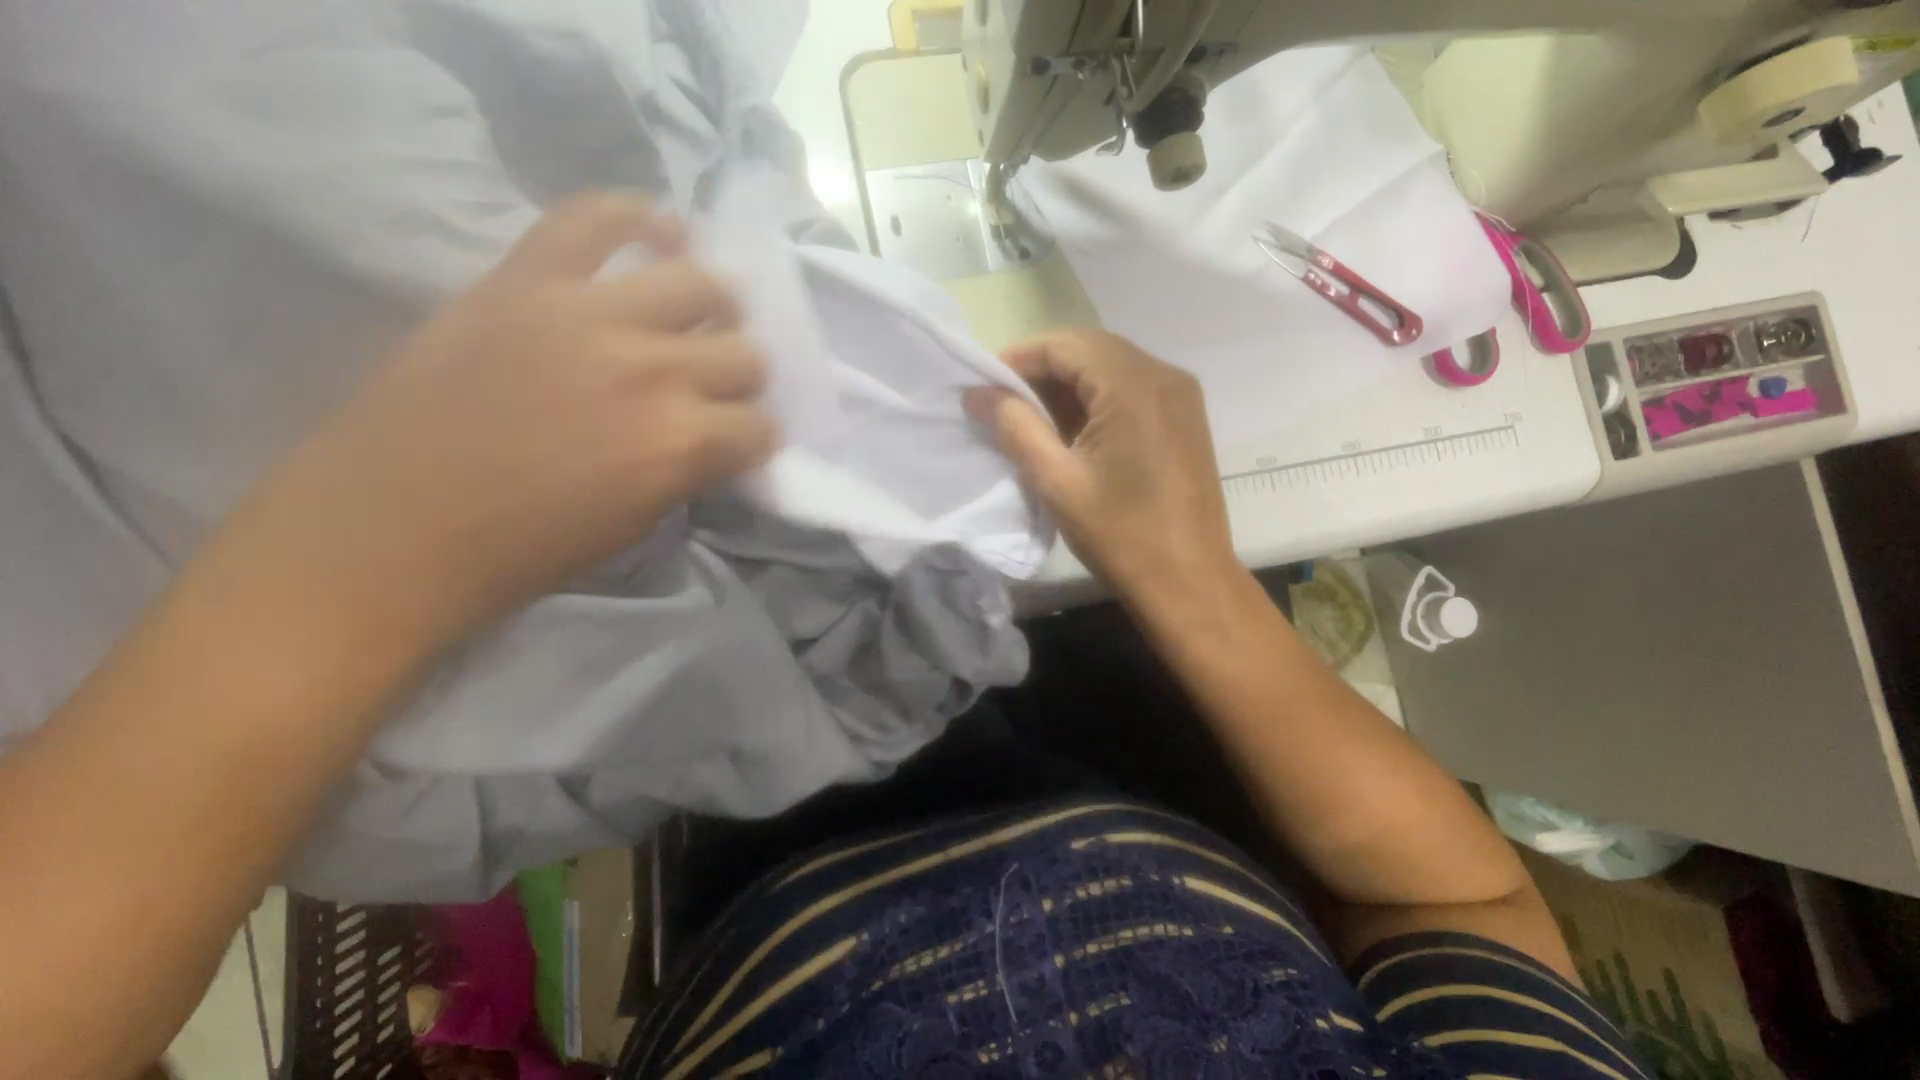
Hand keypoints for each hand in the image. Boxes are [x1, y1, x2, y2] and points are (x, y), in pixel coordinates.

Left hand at [219, 194, 776, 649]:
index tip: (739, 443)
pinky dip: (639, 218)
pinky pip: (597, 217)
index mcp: (679, 445)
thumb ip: (686, 472)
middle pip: (742, 354)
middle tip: (713, 389)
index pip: (760, 426)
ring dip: (713, 309)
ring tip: (699, 318)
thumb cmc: (517, 551)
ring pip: (699, 283)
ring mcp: (590, 313)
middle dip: (739, 379)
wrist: (391, 527)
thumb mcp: (633, 526)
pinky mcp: (528, 279)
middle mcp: (653, 370)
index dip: (755, 439)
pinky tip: (661, 234)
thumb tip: (710, 438)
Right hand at [964, 328, 1243, 613]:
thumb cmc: (1120, 534)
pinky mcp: (1185, 418)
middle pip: (1090, 348)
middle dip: (1043, 369)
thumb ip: (1014, 427)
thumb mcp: (1056, 481)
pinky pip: (1132, 388)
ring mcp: (1180, 395)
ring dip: (1069, 384)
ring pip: (1111, 366)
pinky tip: (1071, 430)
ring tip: (1030, 420)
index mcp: (1133, 385)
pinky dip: (1097, 398)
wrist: (1189, 582)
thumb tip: (977, 393)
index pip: (1065, 344)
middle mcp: (1163, 375)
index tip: (983, 385)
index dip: (1019, 358)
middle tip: (1003, 402)